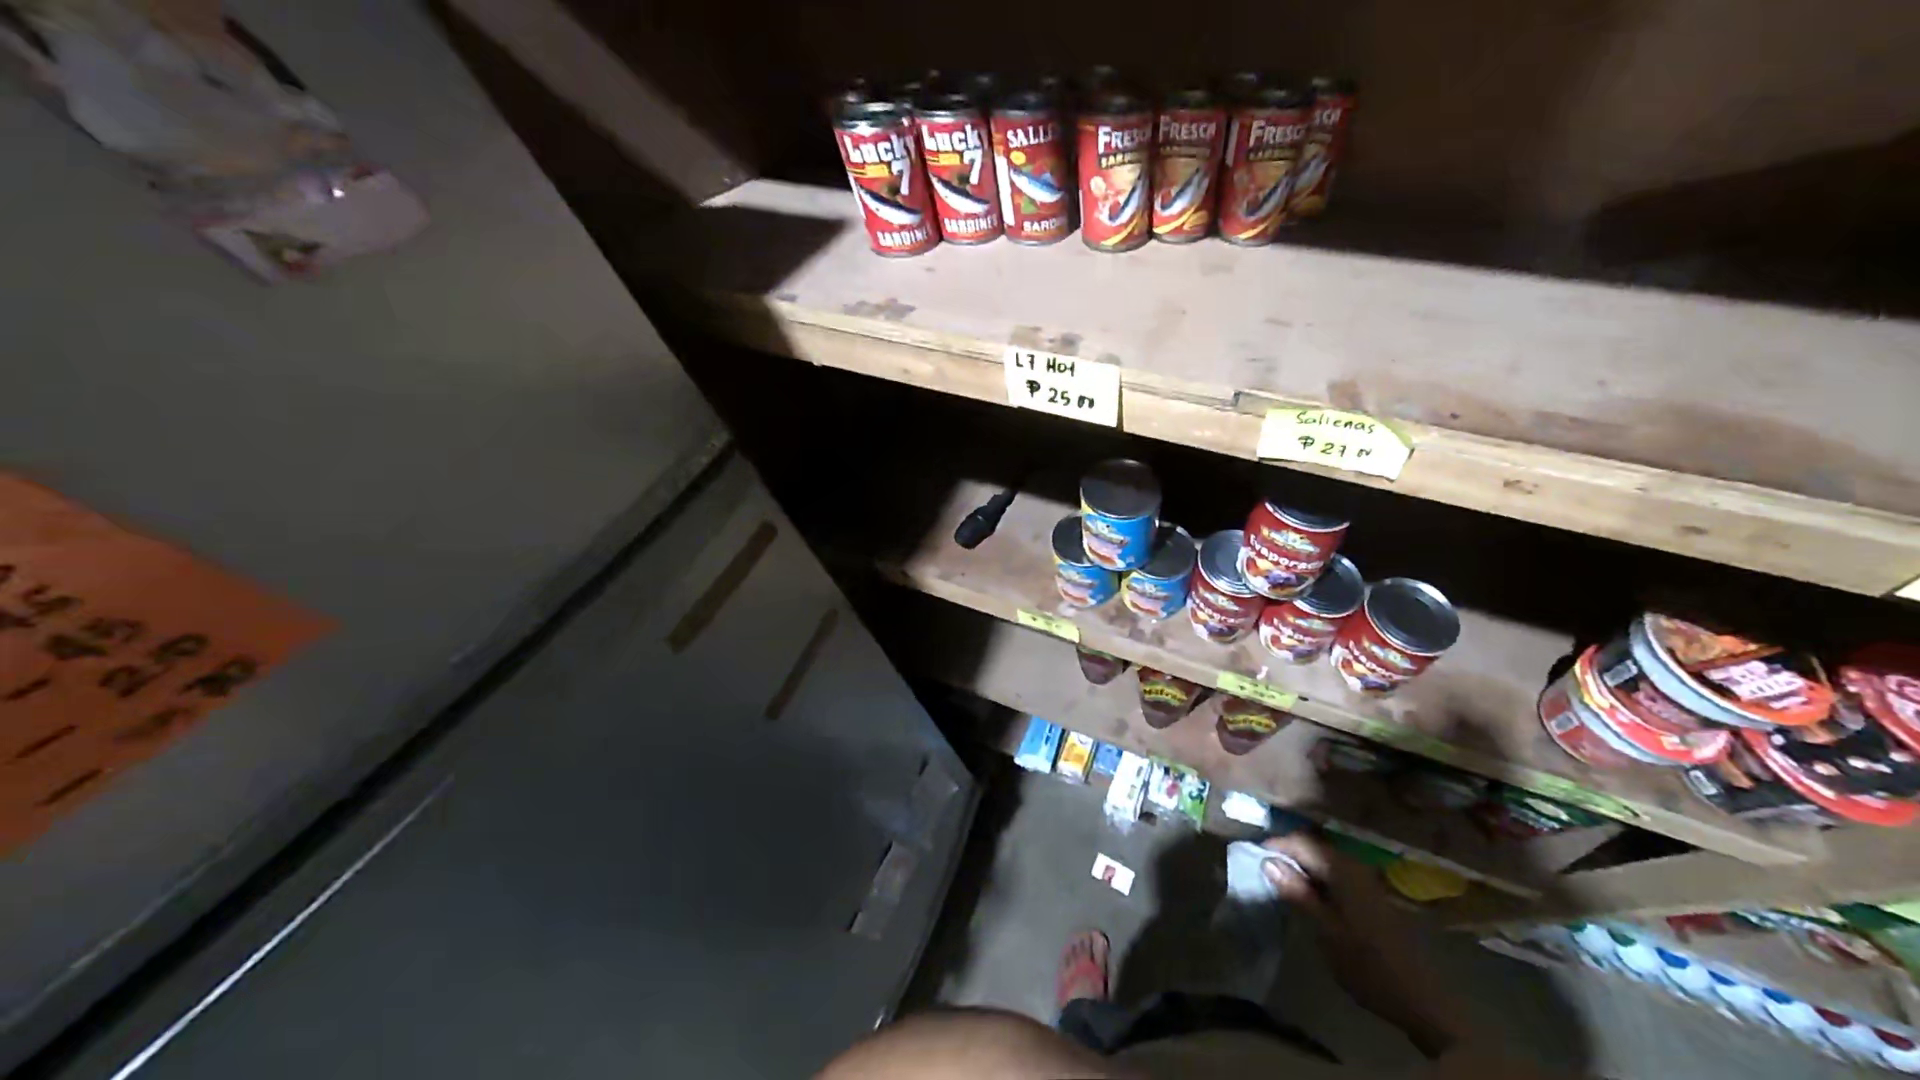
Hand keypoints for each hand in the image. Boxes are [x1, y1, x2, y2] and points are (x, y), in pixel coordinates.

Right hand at [1258, 831, 1471, 1059]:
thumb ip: (1297, 893)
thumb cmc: (1369, 965)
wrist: (1423, 1001)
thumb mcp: (1326, 932)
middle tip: (1263, 871)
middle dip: (1287, 855)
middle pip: (1314, 848)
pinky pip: (1337, 876)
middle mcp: (1357, 868)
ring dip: (1302, 868)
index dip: (1275, 845)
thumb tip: (1267, 861)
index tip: (1251, 857)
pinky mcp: (1372, 898)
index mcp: (1344, 871)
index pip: (1302, 842)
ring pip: (1325, 861)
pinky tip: (1309, 899)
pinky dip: (1318, 880)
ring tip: (1281, 885)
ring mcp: (1367, 882)